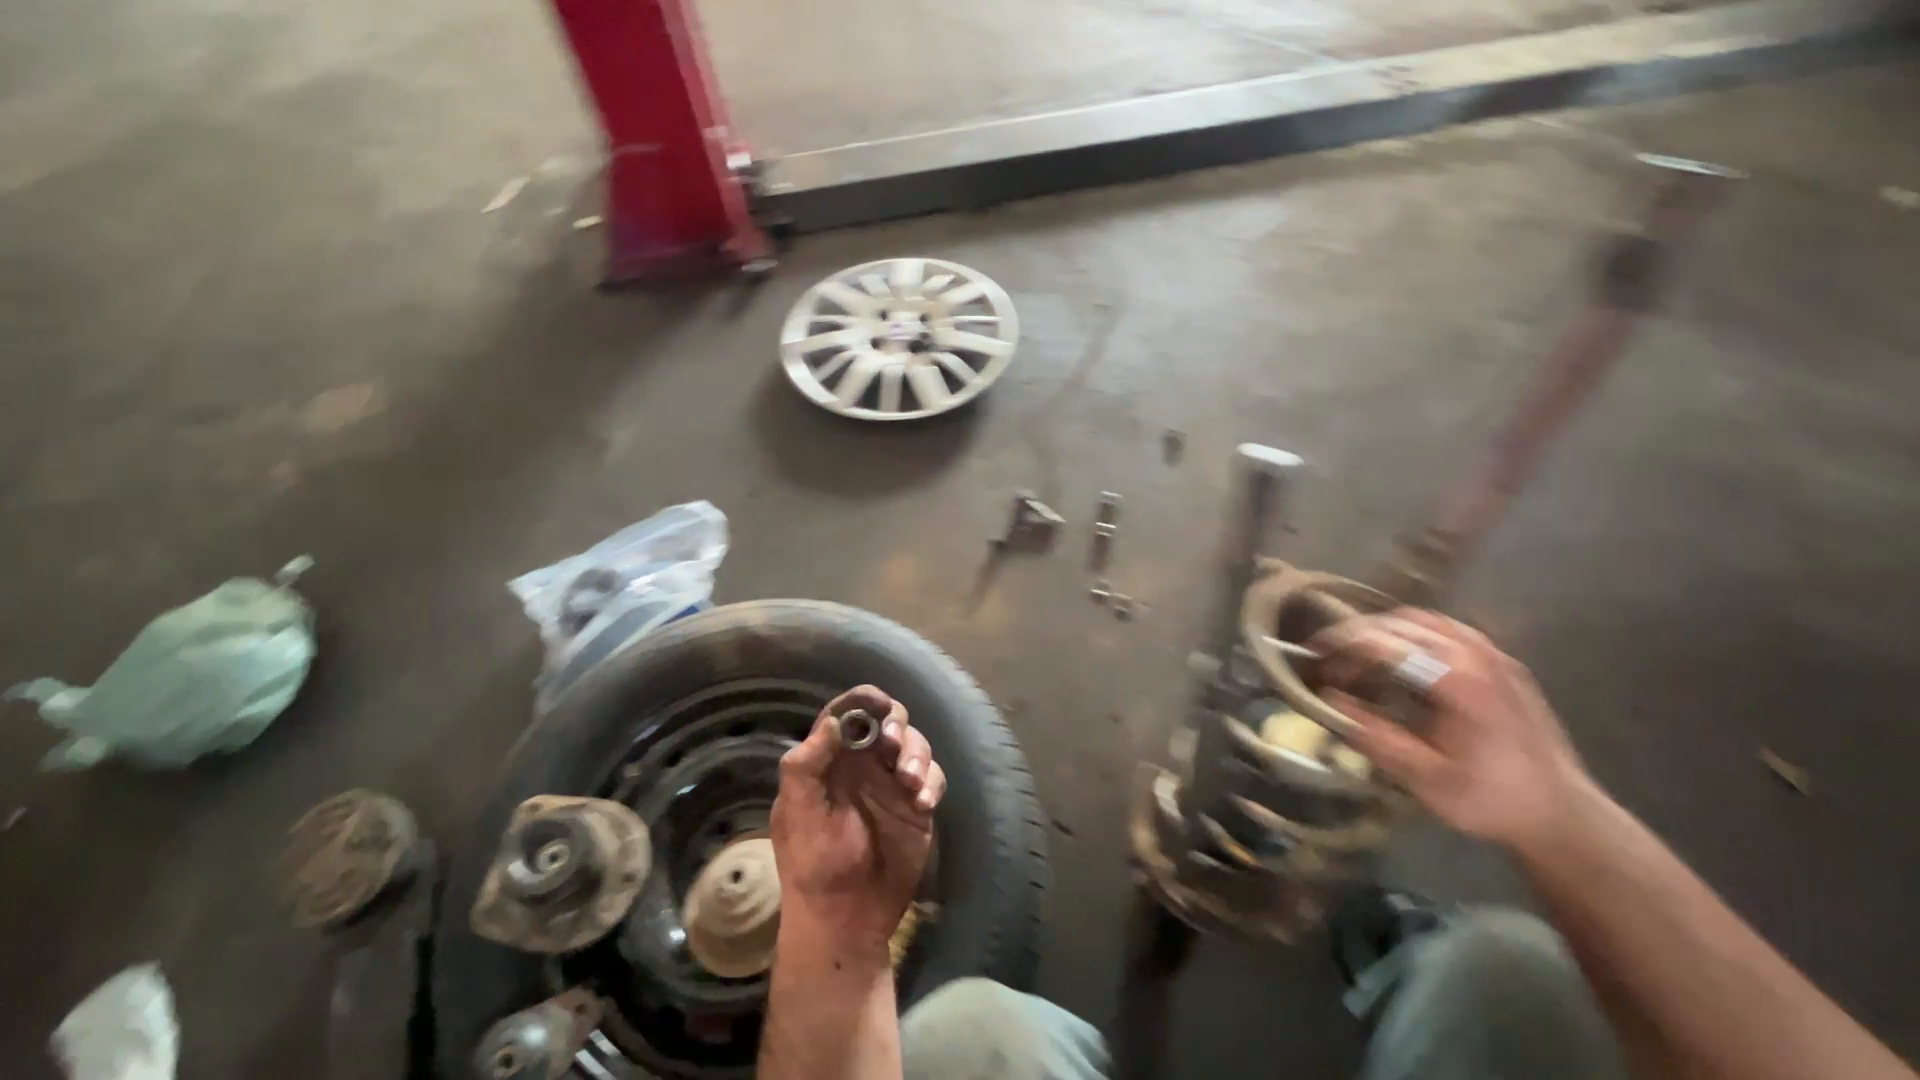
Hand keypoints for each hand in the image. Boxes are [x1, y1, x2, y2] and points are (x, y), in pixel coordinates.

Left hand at [770, 686, 945, 949]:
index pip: (847, 715)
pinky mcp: (917, 807)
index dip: (863, 701)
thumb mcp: (797, 813)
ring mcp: (893, 785)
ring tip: (911, 783)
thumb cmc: (812, 864)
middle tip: (893, 745)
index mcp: (830, 762)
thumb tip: (833, 722)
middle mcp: (863, 766)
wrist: (846, 918)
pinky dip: (932, 782)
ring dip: (917, 754)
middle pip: (888, 721)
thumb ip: (806, 764)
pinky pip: (933, 779)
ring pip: (915, 746)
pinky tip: (923, 802)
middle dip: (896, 725)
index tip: (878, 702)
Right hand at [1308, 608, 1595, 851]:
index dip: (1342, 646)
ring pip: (1426, 621)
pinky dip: (1415, 638)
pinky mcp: (1504, 665)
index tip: (1314, 660)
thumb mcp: (1423, 777)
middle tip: (1331, 663)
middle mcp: (1476, 654)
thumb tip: (1330, 700)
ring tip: (1361, 661)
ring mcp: (1494, 656)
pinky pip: (1449, 632)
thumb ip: (1374, 735)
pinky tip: (1403, 665)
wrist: (1562, 815)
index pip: (1385, 641)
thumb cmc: (1489, 799)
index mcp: (1456, 678)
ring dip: (1386, 634)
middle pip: (1402, 623)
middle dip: (1358, 637)